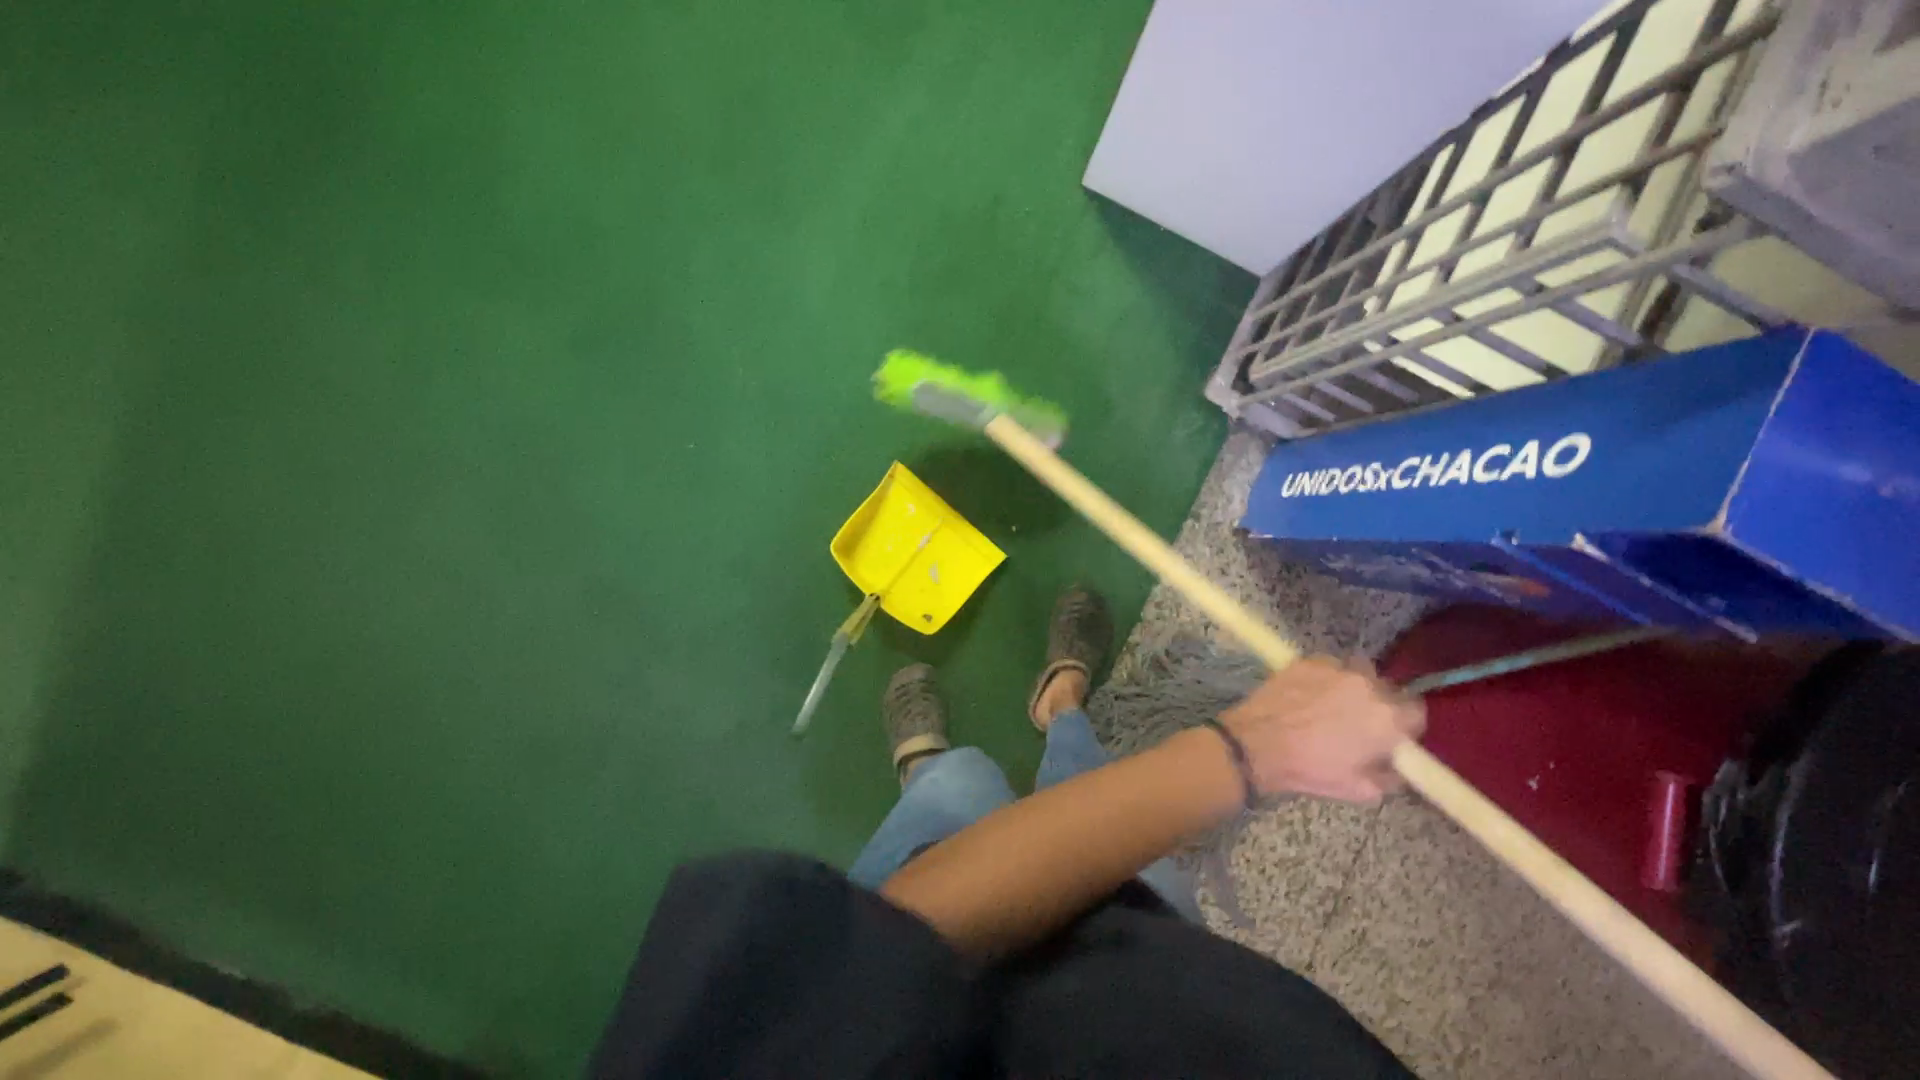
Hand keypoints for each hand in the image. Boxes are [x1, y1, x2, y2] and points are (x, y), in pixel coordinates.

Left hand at [1219, 656, 1424, 802]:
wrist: (1258, 745)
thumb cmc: (1311, 770)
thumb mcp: (1361, 790)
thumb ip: (1390, 777)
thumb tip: (1396, 767)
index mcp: (1388, 718)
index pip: (1416, 711)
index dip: (1405, 723)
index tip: (1391, 733)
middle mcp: (1369, 686)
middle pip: (1388, 689)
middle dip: (1379, 703)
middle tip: (1359, 720)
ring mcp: (1338, 669)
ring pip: (1360, 672)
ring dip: (1354, 686)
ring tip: (1334, 703)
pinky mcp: (1310, 660)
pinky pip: (1330, 665)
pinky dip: (1326, 677)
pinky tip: (1310, 693)